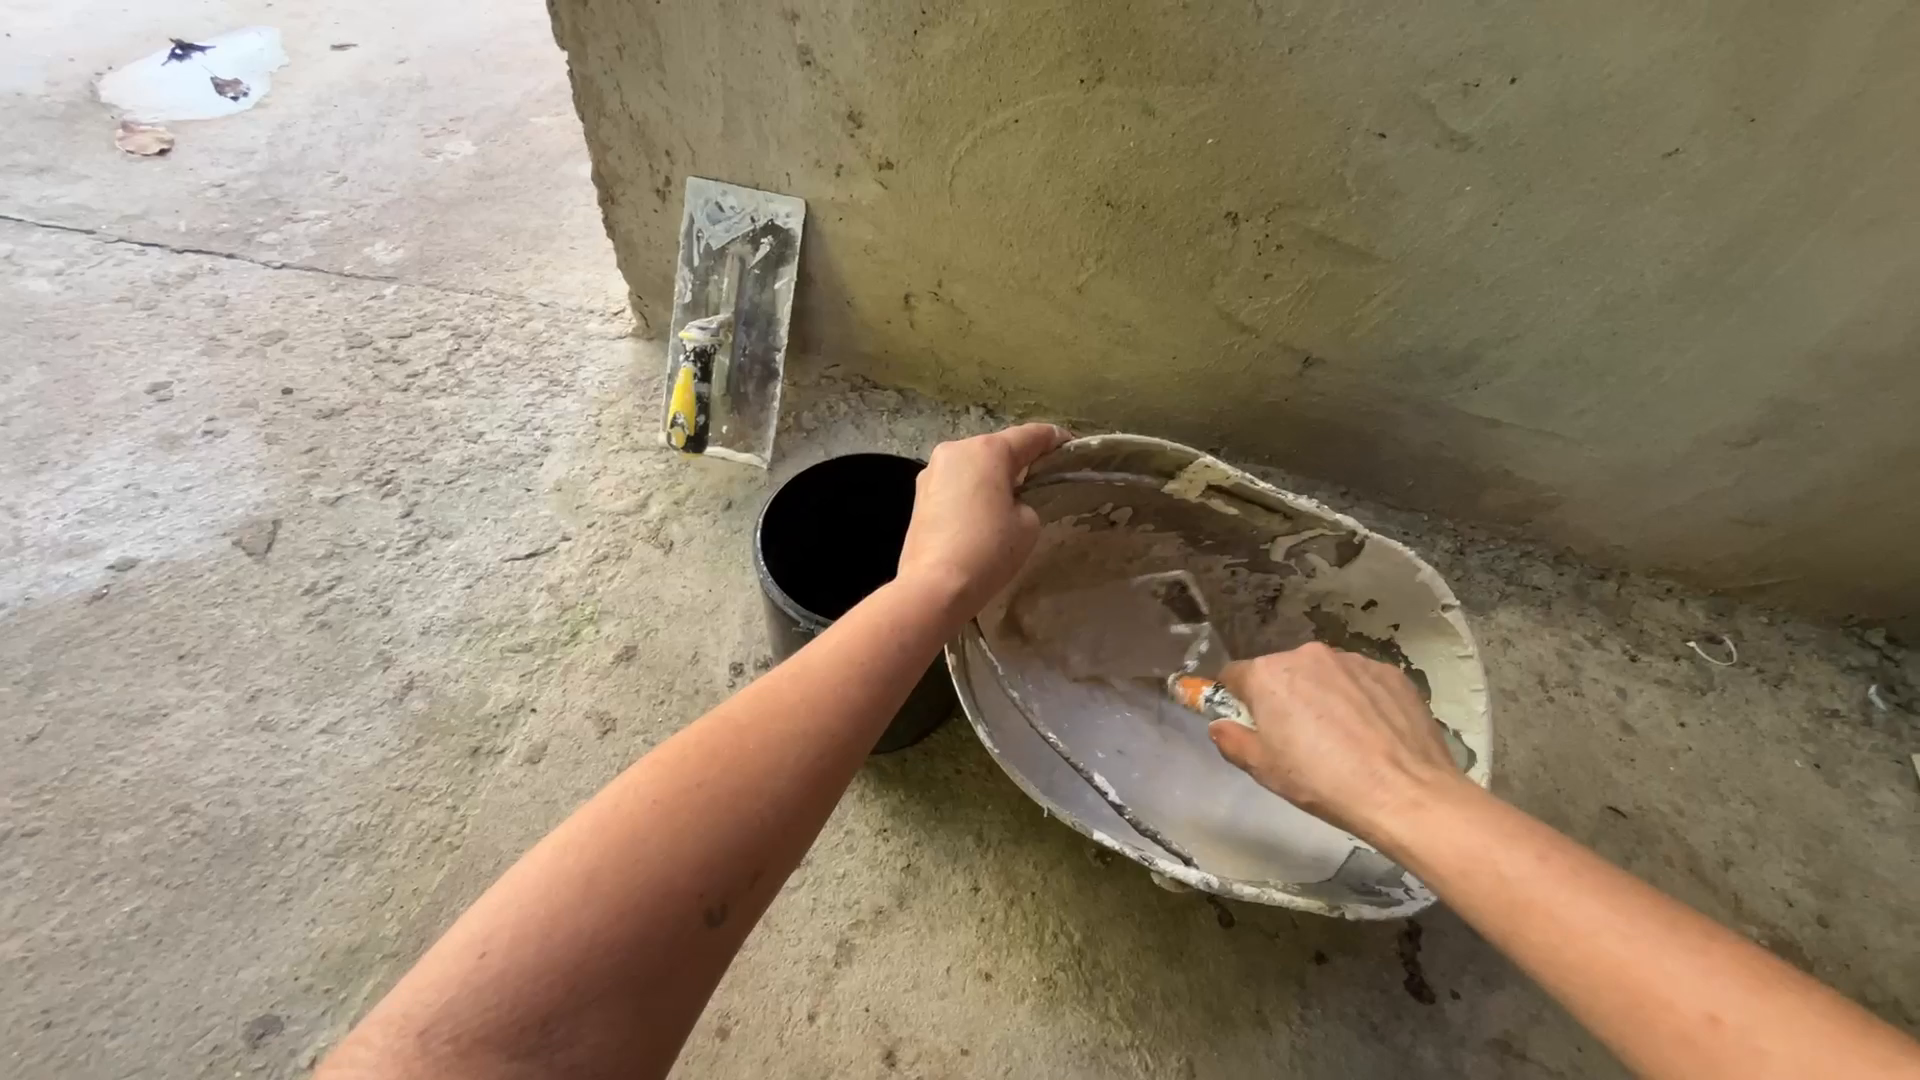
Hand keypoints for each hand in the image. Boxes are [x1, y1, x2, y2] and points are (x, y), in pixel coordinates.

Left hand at [896, 423, 1069, 620]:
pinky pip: (956, 483)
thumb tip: (1008, 501)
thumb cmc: (988, 550)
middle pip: (997, 448)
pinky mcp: (920, 494)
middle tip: (1041, 478)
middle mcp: (956, 450)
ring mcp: (933, 471)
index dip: (1054, 439)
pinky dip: (972, 491)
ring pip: (973, 465)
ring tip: (1010, 499)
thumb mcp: (1028, 524)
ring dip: (992, 476)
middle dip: (1019, 460)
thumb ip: (1026, 500)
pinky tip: (982, 513)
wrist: (935, 585)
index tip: (1069, 446)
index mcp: (988, 450)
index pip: (1029, 436)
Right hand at [1208, 643, 1465, 838]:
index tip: (1251, 726)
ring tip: (1341, 738)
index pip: (1234, 676)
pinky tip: (1371, 734)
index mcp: (1268, 674)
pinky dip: (1358, 699)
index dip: (1237, 701)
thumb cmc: (1323, 782)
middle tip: (1297, 738)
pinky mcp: (1390, 673)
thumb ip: (1231, 740)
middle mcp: (1307, 655)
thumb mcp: (1263, 769)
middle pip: (1280, 672)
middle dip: (1282, 697)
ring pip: (1322, 675)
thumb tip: (1221, 726)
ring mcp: (1352, 661)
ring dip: (1321, 696)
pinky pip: (1360, 681)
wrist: (1407, 794)